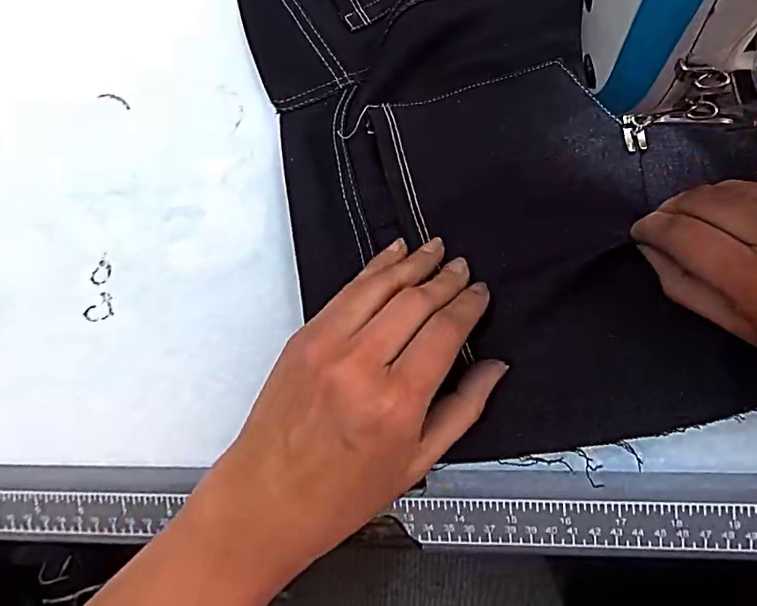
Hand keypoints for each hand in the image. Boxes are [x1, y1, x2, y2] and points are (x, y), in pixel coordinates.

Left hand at [157, 238, 506, 599]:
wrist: (260, 507)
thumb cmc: (339, 495)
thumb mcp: (417, 462)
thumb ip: (465, 409)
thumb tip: (496, 367)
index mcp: (395, 403)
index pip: (445, 330)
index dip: (470, 304)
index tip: (481, 293)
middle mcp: (361, 368)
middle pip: (418, 301)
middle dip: (447, 279)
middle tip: (463, 268)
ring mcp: (327, 348)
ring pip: (383, 285)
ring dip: (415, 262)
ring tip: (437, 248)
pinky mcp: (304, 338)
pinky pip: (349, 290)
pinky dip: (377, 267)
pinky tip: (396, 253)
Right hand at [632, 181, 756, 416]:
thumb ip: (697, 294)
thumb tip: (658, 257)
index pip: (686, 236)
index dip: (654, 228)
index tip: (641, 230)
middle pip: (707, 200)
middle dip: (675, 208)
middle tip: (661, 222)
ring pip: (737, 186)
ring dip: (706, 199)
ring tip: (693, 216)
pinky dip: (746, 198)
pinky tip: (742, 215)